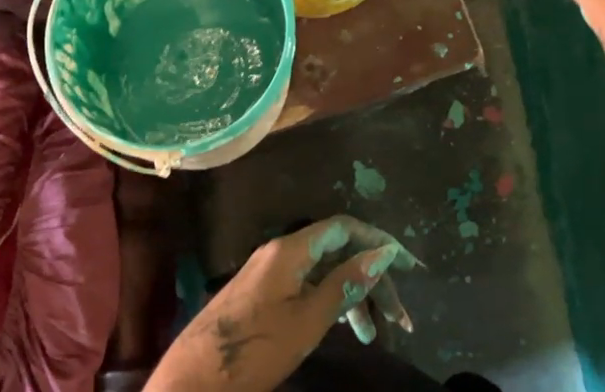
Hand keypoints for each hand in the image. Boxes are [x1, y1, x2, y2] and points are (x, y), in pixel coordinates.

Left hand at [147, 217, 418, 391]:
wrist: (196, 379)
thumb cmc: (256, 348)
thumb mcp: (309, 318)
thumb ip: (346, 282)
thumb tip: (383, 250)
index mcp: (290, 249)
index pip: (343, 227)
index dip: (377, 240)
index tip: (408, 264)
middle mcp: (280, 251)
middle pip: (336, 251)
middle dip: (371, 279)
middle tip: (400, 318)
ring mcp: (269, 273)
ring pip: (322, 272)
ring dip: (352, 296)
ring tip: (373, 335)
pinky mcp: (263, 295)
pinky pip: (307, 286)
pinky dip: (330, 302)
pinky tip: (344, 327)